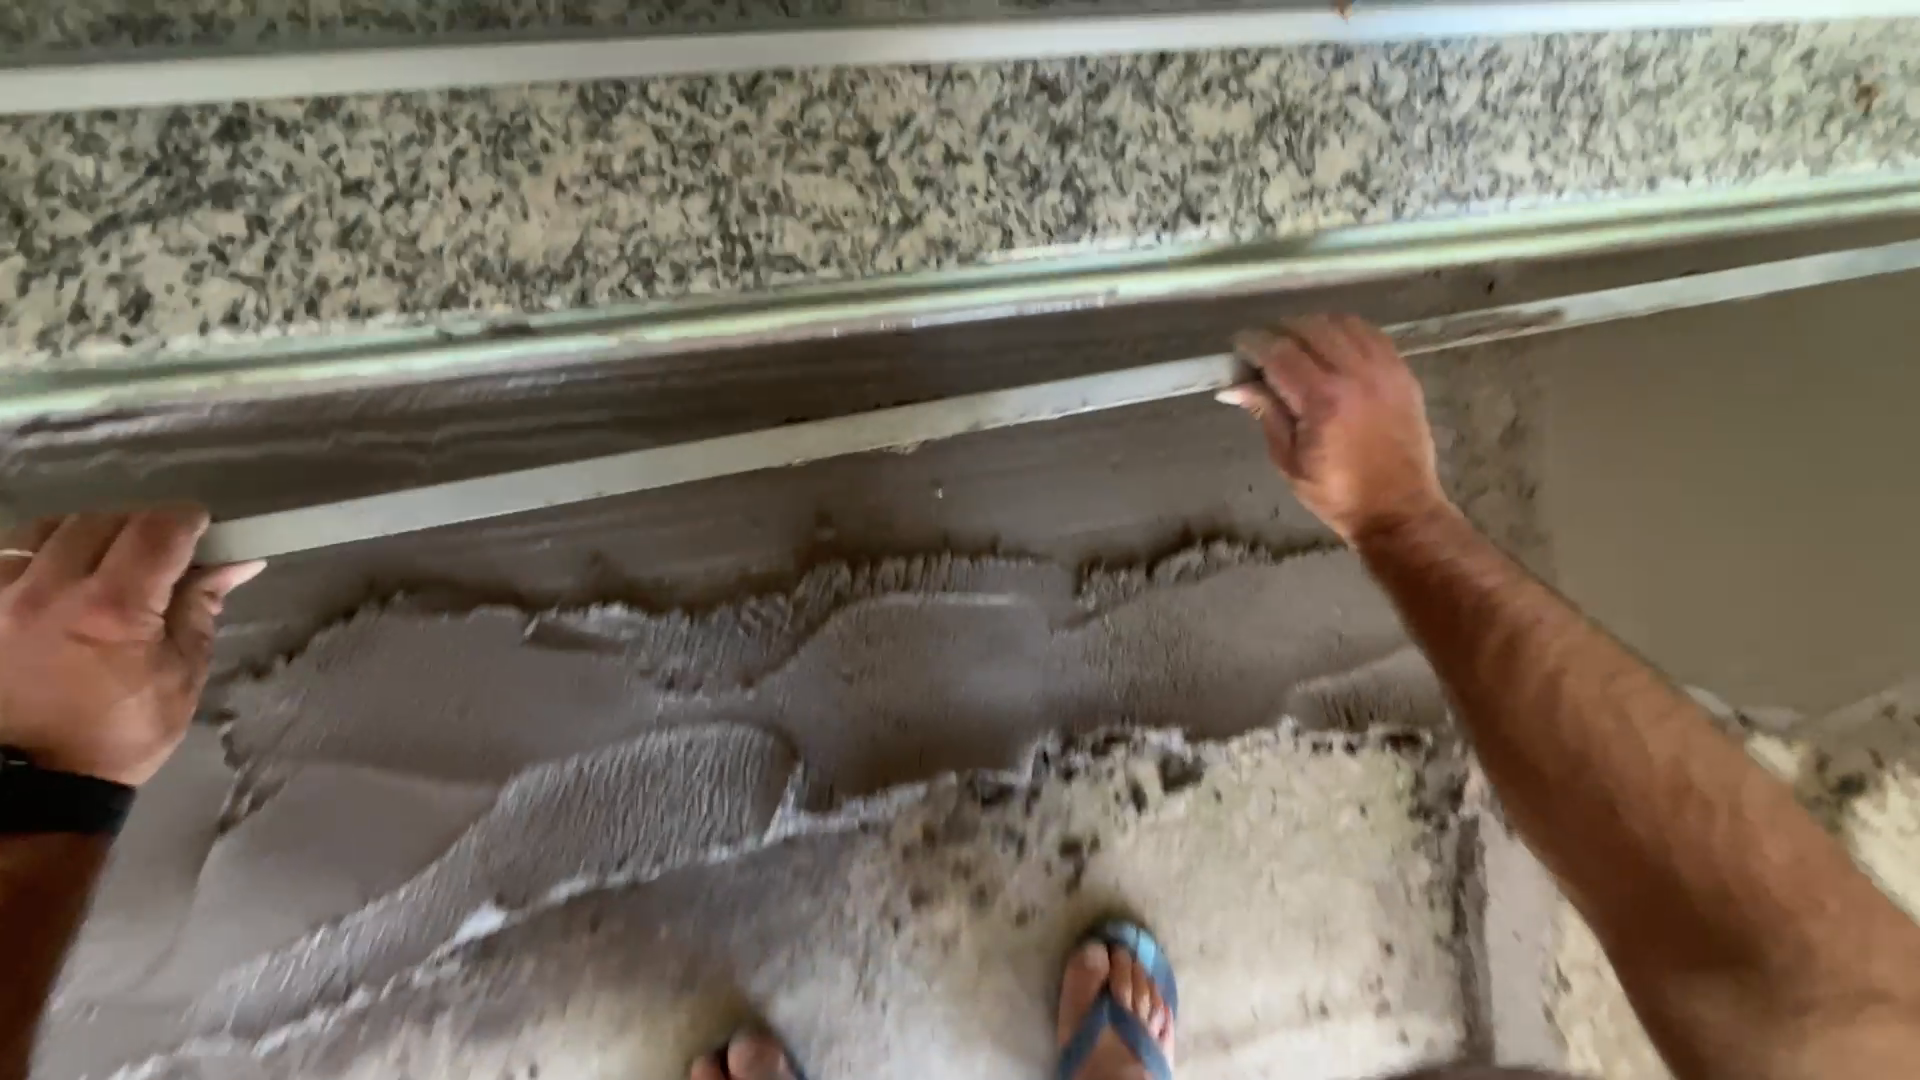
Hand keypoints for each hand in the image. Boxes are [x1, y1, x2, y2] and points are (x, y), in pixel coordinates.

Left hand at [0, 509, 263, 786]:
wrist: (32, 780)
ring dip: (84, 535)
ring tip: (106, 562)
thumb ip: (201, 604)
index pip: (156, 530)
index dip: (187, 520)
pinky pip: (4, 558)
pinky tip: (59, 580)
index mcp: (113, 610)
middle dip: (140, 527)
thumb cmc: (125, 727)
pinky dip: (39, 556)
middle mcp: (44, 594)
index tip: (205, 528)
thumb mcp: (184, 668)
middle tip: (164, 551)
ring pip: (42, 530)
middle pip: (100, 521)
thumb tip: (237, 561)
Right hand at [1218, 314, 1450, 543]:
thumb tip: (1233, 386)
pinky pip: (1370, 334)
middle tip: (1263, 349)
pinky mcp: (1403, 372)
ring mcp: (1385, 370)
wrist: (1398, 508)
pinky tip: (1330, 348)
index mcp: (1323, 401)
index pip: (1280, 352)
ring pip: (1342, 323)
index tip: (1237, 346)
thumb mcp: (1288, 459)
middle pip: (1310, 328)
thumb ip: (1265, 413)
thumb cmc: (1334, 492)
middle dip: (1280, 331)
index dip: (1254, 343)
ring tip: (1296, 345)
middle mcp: (1356, 375)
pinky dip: (1344, 332)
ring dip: (1312, 326)